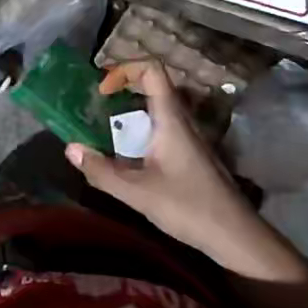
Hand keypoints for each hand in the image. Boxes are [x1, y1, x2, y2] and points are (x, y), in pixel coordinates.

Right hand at [66, 61, 307, 283]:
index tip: (101, 89)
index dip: (125, 69)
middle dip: (122, 90)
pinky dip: (141, 133)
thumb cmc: (189, 207)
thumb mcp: (138, 192)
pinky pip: (162, 130)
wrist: (237, 237)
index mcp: (171, 119)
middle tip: (94, 106)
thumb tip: (70, 148)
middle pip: (153, 88)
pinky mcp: (191, 157)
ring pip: (157, 111)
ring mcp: (190, 139)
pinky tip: (127, 157)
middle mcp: (182, 121)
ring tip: (103, 130)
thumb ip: (102, 171)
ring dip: (130, 114)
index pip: (152, 71)